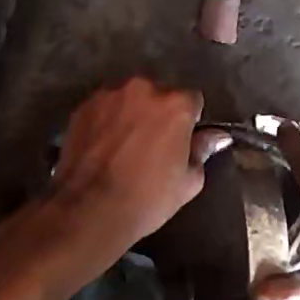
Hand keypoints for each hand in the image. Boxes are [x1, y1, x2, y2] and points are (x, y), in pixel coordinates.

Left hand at [47, 78, 227, 275]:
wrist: (89, 210)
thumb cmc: (147, 198)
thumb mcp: (188, 182)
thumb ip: (203, 150)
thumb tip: (216, 136)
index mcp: (176, 104)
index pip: (193, 100)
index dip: (190, 120)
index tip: (182, 140)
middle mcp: (144, 89)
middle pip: (160, 94)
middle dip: (159, 113)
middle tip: (153, 143)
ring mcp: (110, 95)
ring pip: (130, 98)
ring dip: (132, 113)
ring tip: (124, 144)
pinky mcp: (83, 106)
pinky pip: (105, 107)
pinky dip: (107, 120)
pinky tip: (104, 145)